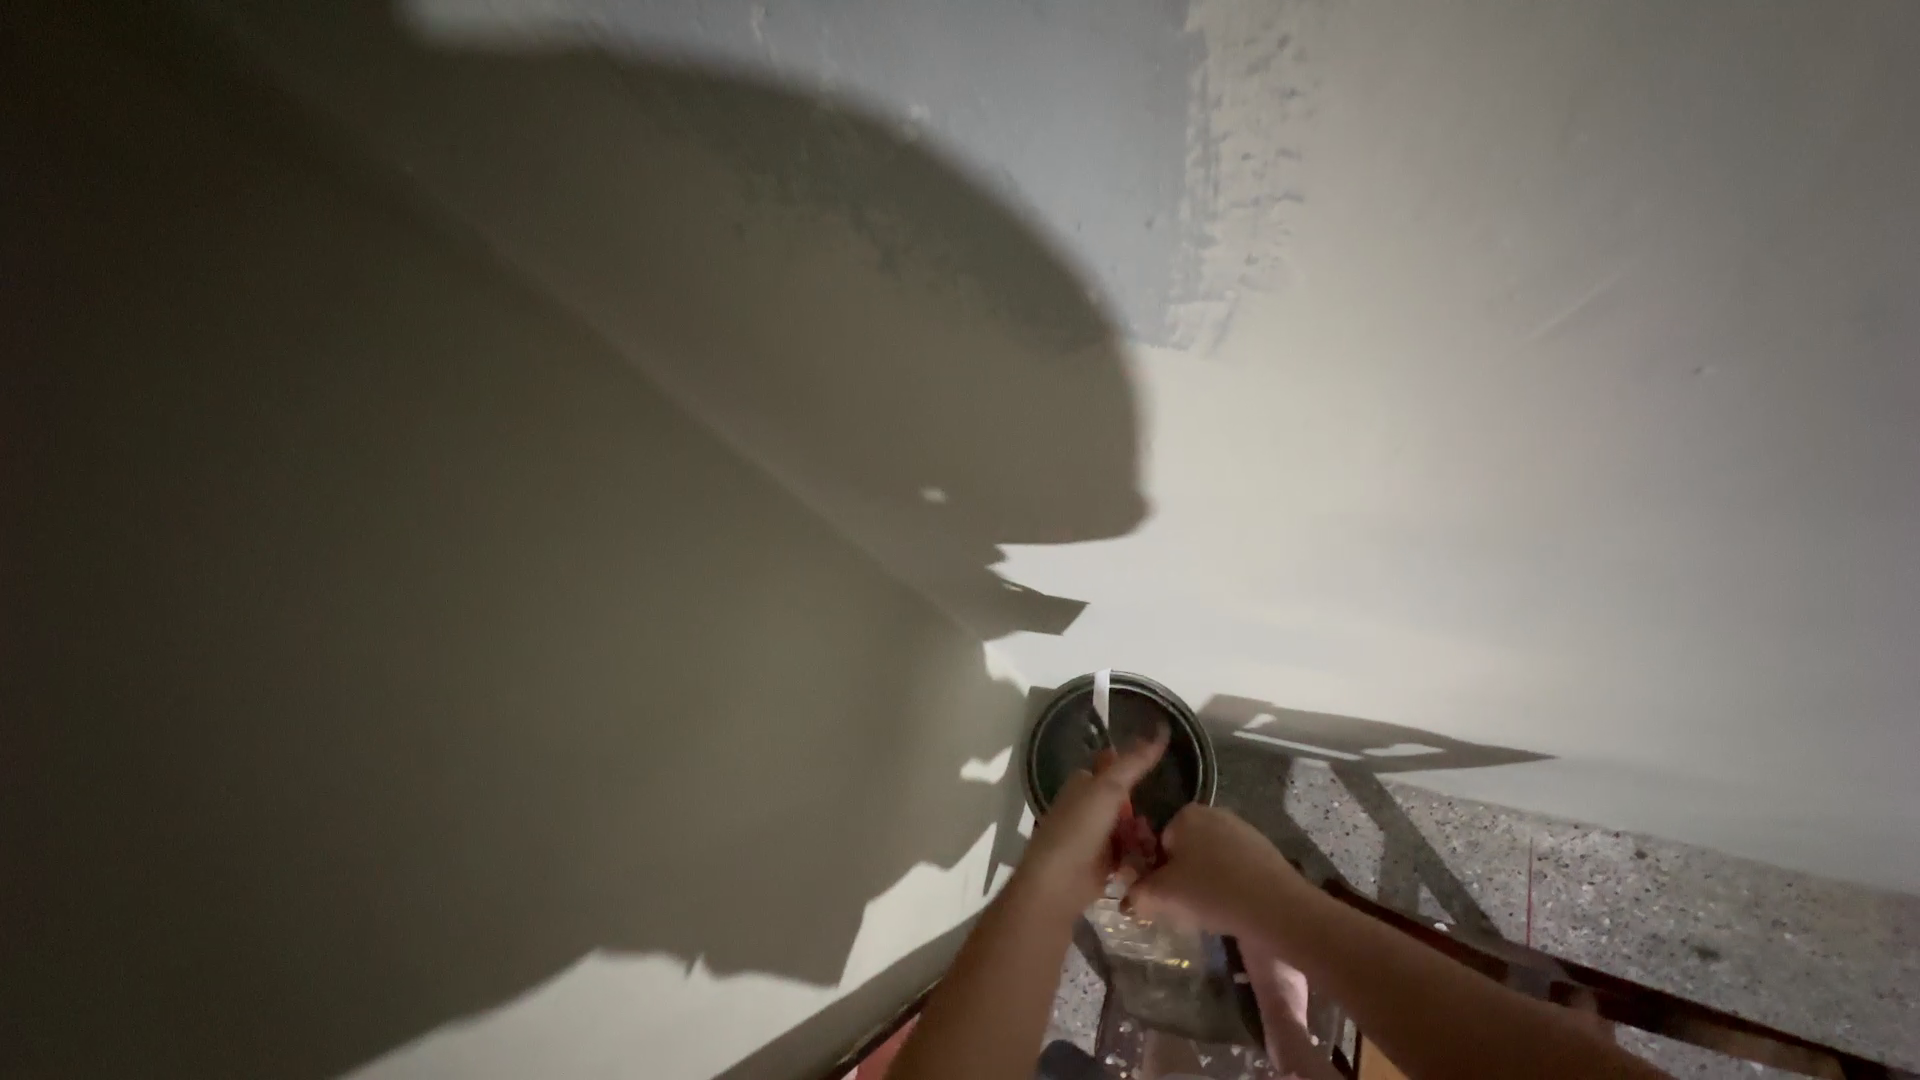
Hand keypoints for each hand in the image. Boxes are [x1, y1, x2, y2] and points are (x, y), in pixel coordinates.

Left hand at [1013, 725, 1166, 916]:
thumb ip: (1134, 762)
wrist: (1058, 883)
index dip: (1135, 772)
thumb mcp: (1108, 788)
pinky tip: (1144, 865)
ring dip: (1141, 839)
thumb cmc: (1079, 828)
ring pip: (1129, 830)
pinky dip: (1136, 859)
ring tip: (1150, 847)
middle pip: (1125, 803)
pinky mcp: (1100, 864)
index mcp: (1082, 783)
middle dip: (1141, 813)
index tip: (1162, 776)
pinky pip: (1127, 855)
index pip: (1114, 769)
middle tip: (1153, 824)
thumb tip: (1160, 728)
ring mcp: (1092, 836)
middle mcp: (1086, 806)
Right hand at [1124, 804, 1307, 938]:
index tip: (1164, 896)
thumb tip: (1129, 898)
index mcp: (1185, 814)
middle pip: (1185, 849)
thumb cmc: (1211, 893)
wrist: (1277, 908)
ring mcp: (1243, 829)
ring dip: (1207, 881)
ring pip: (1211, 858)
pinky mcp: (1266, 850)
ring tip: (1212, 911)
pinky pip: (1236, 867)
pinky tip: (1235, 907)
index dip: (1157, 872)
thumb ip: (1137, 893)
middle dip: (1182, 875)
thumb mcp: (1161, 896)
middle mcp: (1214, 812)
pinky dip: (1231, 884)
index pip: (1158, 842)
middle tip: (1185, 906)